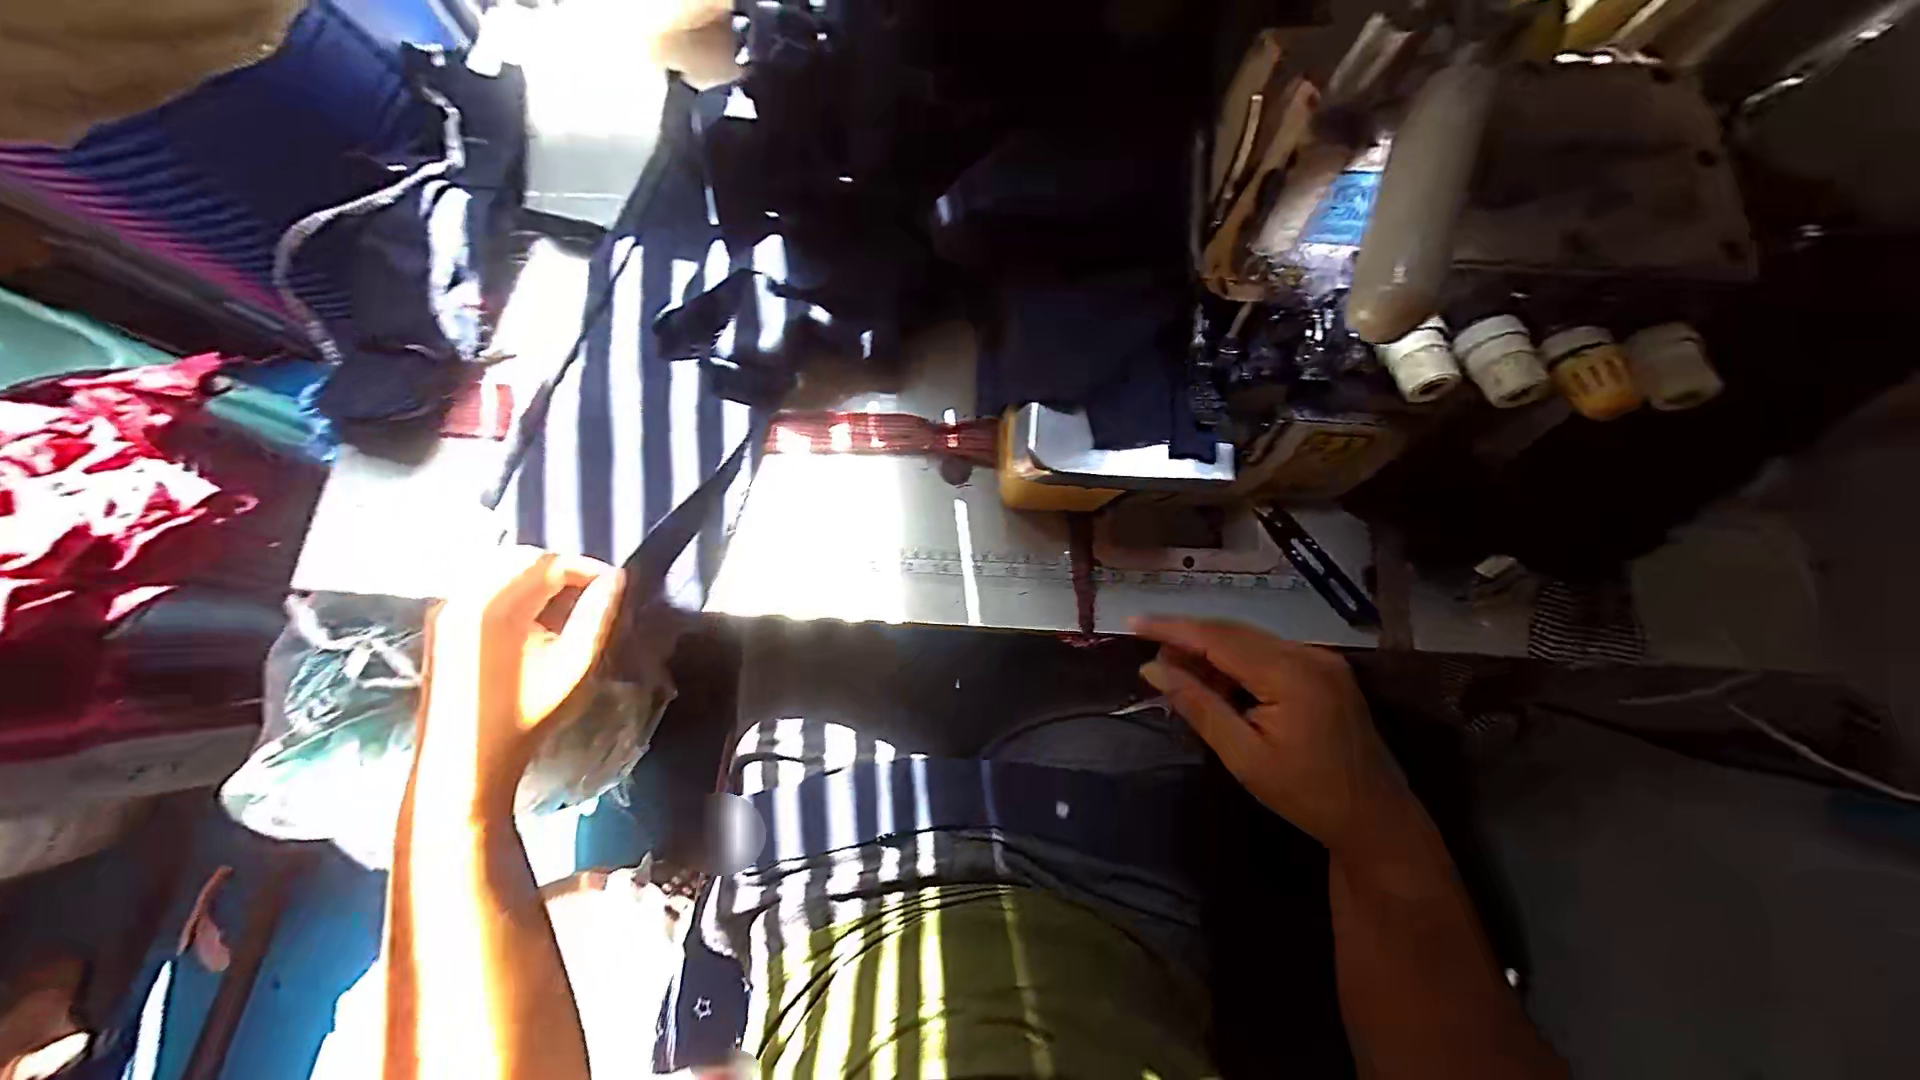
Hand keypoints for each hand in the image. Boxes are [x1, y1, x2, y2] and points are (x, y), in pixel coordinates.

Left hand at [423, 546, 623, 781]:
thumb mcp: (576, 662)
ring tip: (568, 600)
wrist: (466, 758)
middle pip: (521, 557)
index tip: (614, 584)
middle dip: (562, 567)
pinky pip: (482, 583)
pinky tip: (535, 615)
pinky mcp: (443, 624)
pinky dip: (513, 586)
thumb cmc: (528, 713)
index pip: (550, 563)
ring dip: (538, 575)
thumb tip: (617, 578)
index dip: (588, 568)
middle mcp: (465, 598)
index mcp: (497, 605)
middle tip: (593, 589)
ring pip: (499, 566)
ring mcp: (448, 610)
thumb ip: (598, 613)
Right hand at [1133, 616, 1410, 851]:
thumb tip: (1152, 669)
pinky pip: (1266, 652)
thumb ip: (1198, 705)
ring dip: (1209, 651)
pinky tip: (1214, 680)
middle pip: (1232, 632)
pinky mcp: (1323, 668)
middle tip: (1150, 657)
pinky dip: (1234, 661)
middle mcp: (1308, 654)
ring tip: (1175, 672)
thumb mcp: (1243, 756)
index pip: (1217, 638)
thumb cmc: (1306, 794)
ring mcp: (1320, 658)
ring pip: (1248, 640)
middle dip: (1187, 639)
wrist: (1377, 818)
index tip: (1134, 622)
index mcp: (1291, 674)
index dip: (1172, 628)